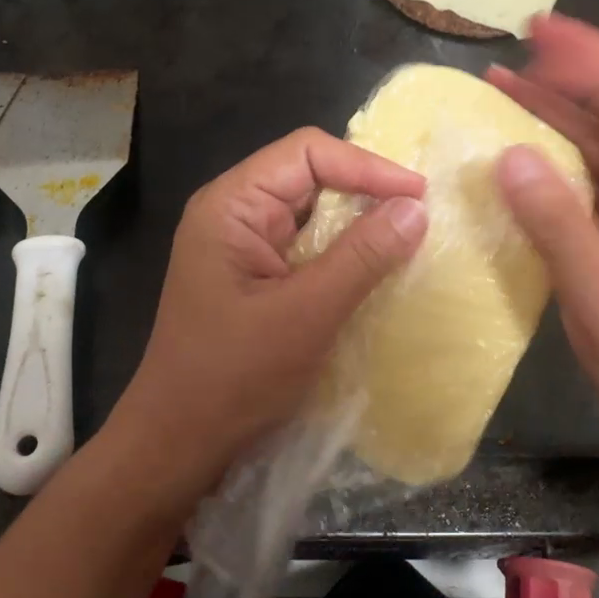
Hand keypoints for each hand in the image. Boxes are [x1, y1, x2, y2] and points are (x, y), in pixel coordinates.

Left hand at [110, 127, 427, 488]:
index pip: (307, 152)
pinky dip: (344, 251)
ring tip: (409, 236)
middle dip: (365, 188)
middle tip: (420, 214)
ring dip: (358, 221)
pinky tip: (377, 266)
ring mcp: (243, 244)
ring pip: (312, 209)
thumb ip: (362, 257)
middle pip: (309, 173)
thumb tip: (416, 208)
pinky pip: (307, 245)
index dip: (366, 166)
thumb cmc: (233, 378)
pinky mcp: (256, 275)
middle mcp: (235, 212)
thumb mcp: (306, 315)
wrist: (178, 445)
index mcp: (232, 204)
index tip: (418, 196)